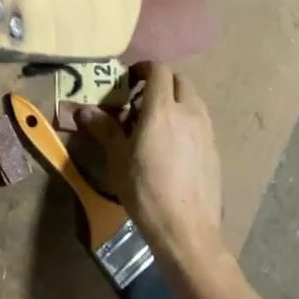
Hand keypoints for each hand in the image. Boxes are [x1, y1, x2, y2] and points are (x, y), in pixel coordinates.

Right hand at [76, 61, 223, 266]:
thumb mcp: (118, 158)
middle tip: (143, 100)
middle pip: (180, 80)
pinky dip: (187, 122)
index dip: (144, 68)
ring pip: (193, 100)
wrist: (186, 230)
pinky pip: (201, 123)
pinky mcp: (215, 151)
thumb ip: (103, 128)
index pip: (159, 69)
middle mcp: (189, 113)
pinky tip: (174, 148)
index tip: (130, 80)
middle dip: (162, 82)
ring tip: (158, 123)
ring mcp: (207, 132)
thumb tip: (83, 110)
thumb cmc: (146, 190)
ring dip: (177, 101)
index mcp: (163, 109)